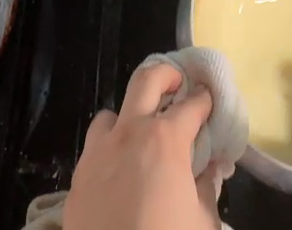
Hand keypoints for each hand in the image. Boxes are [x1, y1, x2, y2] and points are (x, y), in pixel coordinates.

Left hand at [64, 63, 216, 229]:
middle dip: (167, 76)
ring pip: (112, 112)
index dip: (207, 100)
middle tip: (180, 87)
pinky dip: (111, 146)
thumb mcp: (202, 222)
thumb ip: (206, 188)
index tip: (213, 101)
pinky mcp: (79, 176)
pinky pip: (95, 145)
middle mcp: (129, 133)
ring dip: (131, 115)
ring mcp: (99, 151)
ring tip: (145, 135)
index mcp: (165, 139)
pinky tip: (121, 169)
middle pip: (146, 80)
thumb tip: (210, 168)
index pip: (193, 104)